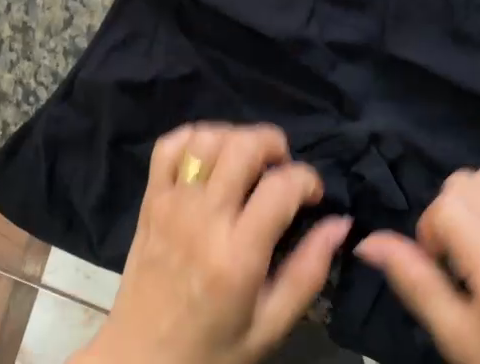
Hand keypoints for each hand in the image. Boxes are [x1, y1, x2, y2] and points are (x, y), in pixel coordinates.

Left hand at [74, 123, 351, 363]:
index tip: (313, 197)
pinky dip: (193, 139)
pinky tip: (211, 158)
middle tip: (283, 170)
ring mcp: (171, 204)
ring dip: (236, 137)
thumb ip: (308, 272)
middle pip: (242, 146)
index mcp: (237, 255)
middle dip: (274, 144)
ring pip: (206, 138)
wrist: (139, 359)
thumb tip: (340, 224)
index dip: (307, 180)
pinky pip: (168, 146)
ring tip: (249, 163)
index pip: (280, 187)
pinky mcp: (149, 199)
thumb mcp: (269, 326)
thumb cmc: (211, 350)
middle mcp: (203, 219)